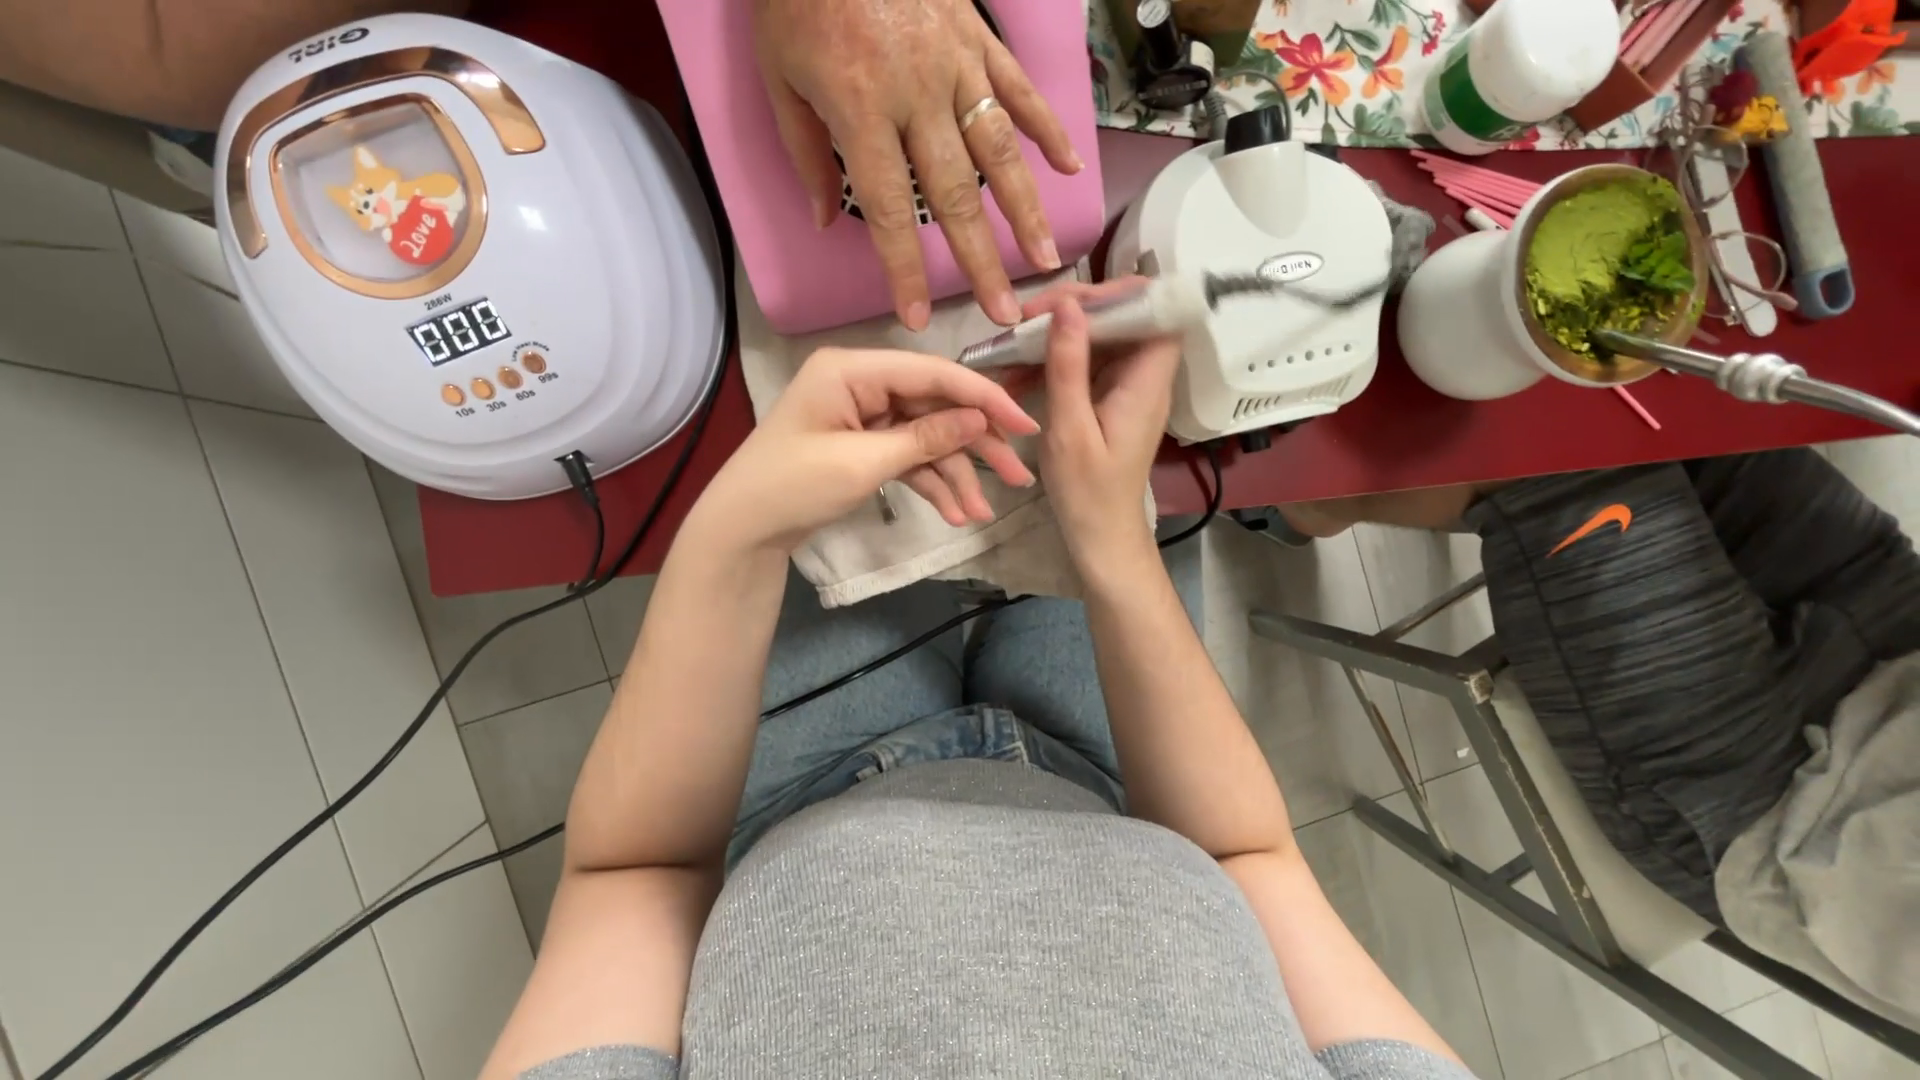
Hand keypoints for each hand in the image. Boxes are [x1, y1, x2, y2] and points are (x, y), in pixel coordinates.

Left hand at [686, 347, 1040, 553]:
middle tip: (1018, 477)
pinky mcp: (864, 446)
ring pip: (927, 438)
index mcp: (853, 369)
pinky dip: (931, 484)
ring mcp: (863, 416)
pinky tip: (955, 514)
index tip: (1026, 425)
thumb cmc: (793, 486)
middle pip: (936, 407)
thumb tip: (981, 420)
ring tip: (982, 513)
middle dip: (976, 446)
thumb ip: (925, 438)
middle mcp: (862, 384)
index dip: (984, 398)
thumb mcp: (862, 464)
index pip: (933, 374)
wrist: (741, 532)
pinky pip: (909, 458)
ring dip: (956, 475)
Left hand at [753, 0, 1083, 330]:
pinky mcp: (978, 37)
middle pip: (956, 196)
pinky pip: (1019, 89)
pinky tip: (1069, 169)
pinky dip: (1047, 129)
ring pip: (999, 152)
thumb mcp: (778, 76)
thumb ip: (806, 151)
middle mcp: (918, 96)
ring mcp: (956, 65)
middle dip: (981, 261)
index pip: (890, 210)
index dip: (904, 269)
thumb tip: (825, 220)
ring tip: (1046, 259)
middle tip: (1005, 311)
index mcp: (863, 110)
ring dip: (1027, 211)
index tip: (917, 316)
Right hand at [1031, 280, 1181, 574]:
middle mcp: (1146, 378)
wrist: (1101, 537)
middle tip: (1028, 317)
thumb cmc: (1087, 492)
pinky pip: (1090, 364)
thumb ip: (1069, 366)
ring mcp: (1130, 388)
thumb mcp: (1070, 428)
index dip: (1121, 294)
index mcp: (1147, 383)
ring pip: (1104, 339)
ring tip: (1015, 340)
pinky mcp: (1112, 399)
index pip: (1156, 314)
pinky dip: (1058, 361)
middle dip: (1078, 309)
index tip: (1070, 297)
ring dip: (1061, 334)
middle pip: (1126, 320)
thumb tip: (1067, 305)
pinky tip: (1020, 370)